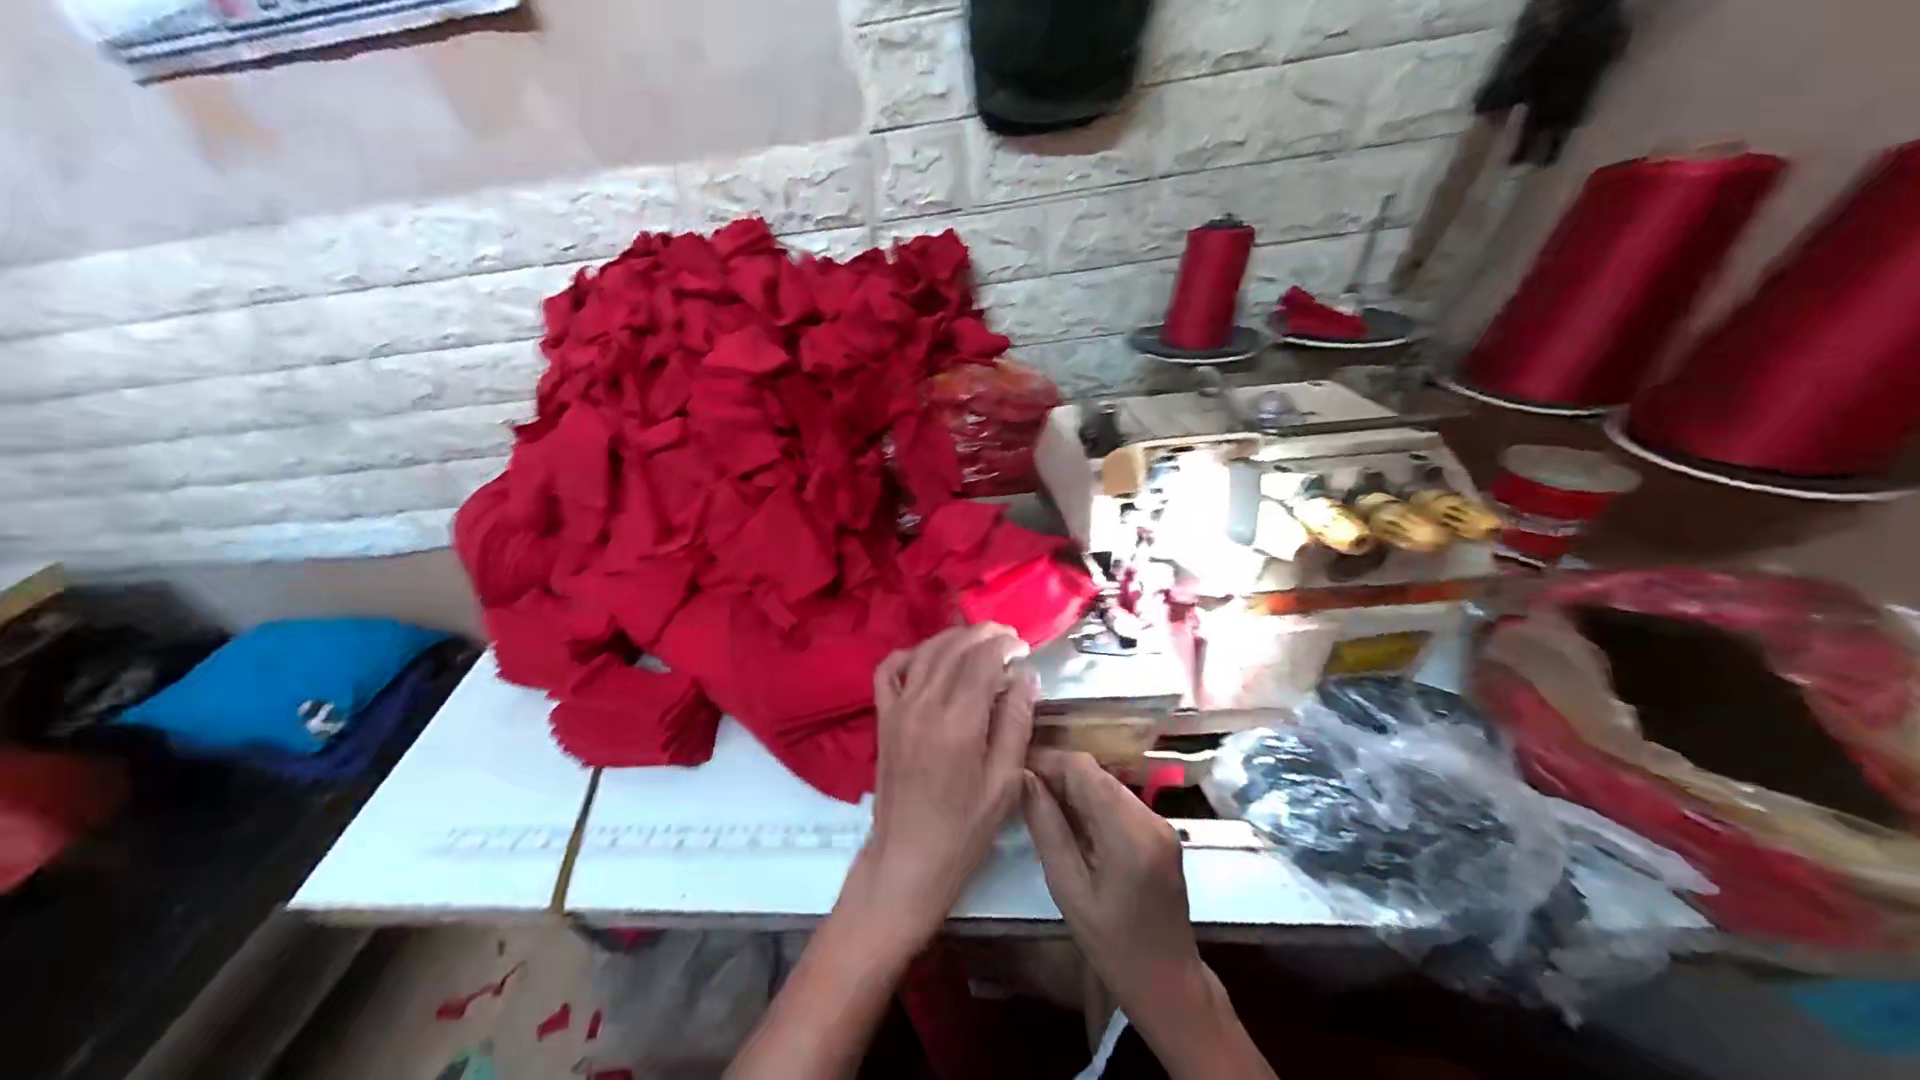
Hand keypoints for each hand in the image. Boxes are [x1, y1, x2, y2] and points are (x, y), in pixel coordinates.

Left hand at [841, 624, 1034, 948]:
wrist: (908, 858)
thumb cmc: (964, 829)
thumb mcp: (1004, 782)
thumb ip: (1015, 724)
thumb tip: (1025, 678)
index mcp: (958, 722)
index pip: (981, 660)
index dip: (1004, 645)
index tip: (1023, 646)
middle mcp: (924, 705)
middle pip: (954, 649)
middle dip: (983, 635)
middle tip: (1007, 637)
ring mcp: (898, 709)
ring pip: (925, 653)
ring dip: (953, 638)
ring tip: (977, 640)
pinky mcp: (883, 718)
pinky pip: (889, 671)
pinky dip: (909, 655)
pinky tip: (928, 657)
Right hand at [1026, 751, 1276, 1079]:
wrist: (1167, 981)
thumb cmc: (1112, 944)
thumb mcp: (1068, 888)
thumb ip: (1047, 828)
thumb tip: (1025, 779)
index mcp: (1129, 833)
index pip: (1083, 769)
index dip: (1047, 759)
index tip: (1015, 765)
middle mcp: (1150, 818)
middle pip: (1097, 772)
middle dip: (1057, 772)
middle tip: (1020, 784)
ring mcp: (1159, 823)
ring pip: (1107, 783)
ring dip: (1072, 786)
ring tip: (1037, 800)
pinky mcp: (1160, 832)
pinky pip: (1119, 801)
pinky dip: (1090, 801)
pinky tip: (1068, 818)